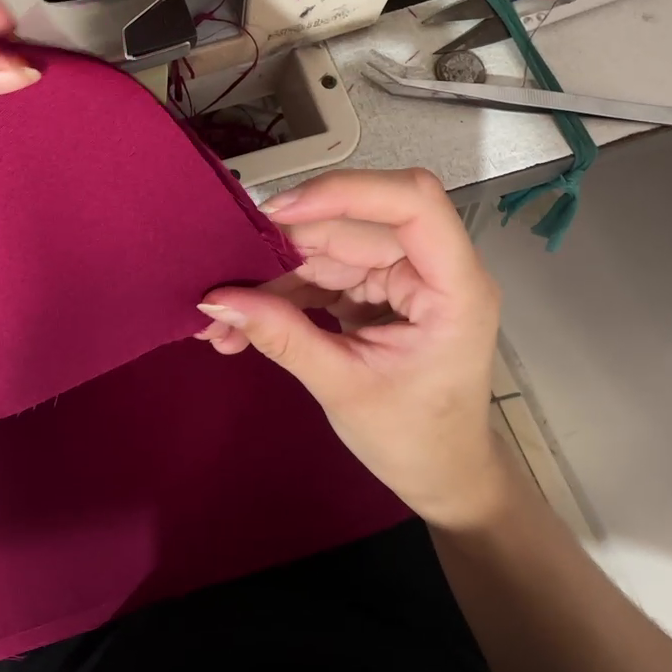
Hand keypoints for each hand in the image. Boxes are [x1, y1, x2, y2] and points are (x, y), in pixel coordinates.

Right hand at [196, 169, 509, 527]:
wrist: (441, 477)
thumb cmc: (416, 440)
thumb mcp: (344, 388)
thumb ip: (282, 337)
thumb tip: (216, 301)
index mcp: (455, 287)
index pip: (412, 204)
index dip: (345, 193)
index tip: (277, 213)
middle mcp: (431, 267)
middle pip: (351, 225)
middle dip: (283, 248)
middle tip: (223, 271)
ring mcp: (402, 275)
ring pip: (326, 248)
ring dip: (270, 276)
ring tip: (221, 315)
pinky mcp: (375, 288)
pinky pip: (320, 272)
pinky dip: (280, 292)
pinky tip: (243, 316)